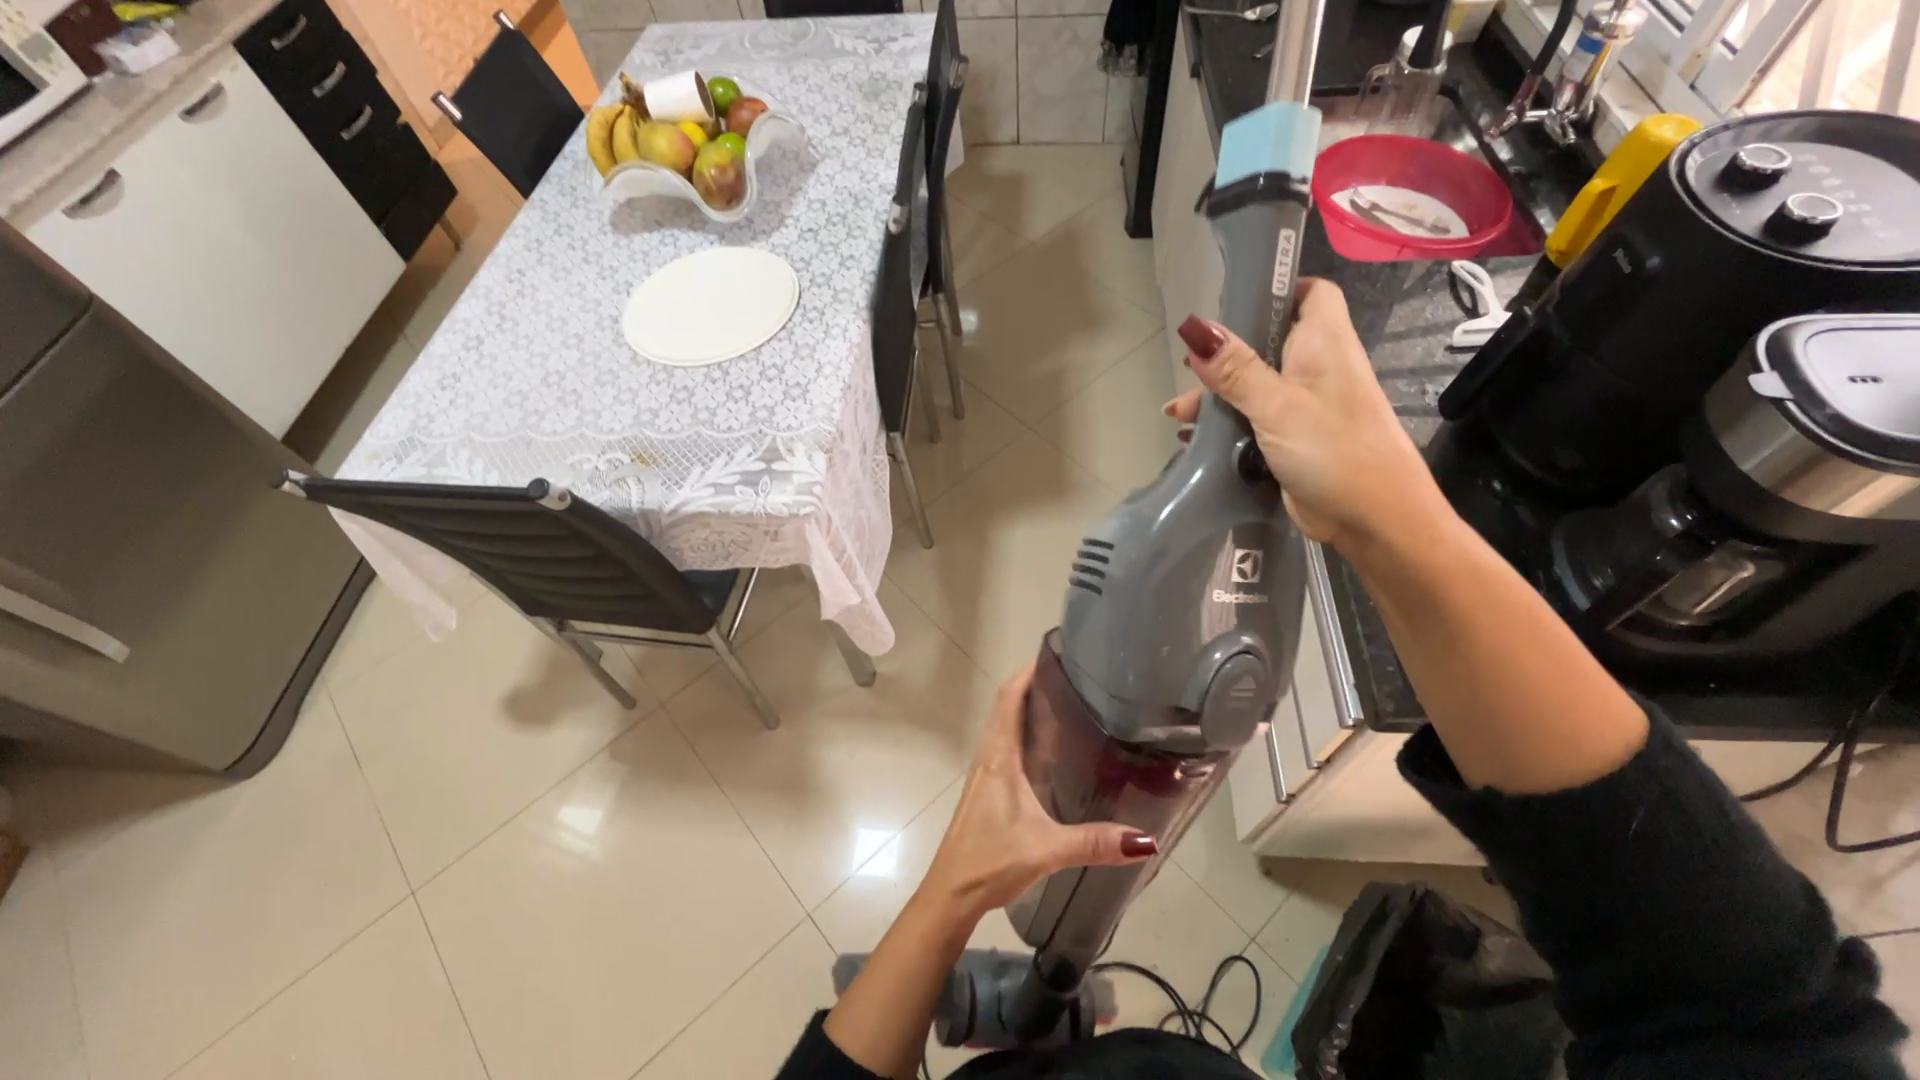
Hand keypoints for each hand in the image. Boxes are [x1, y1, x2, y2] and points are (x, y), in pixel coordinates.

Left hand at [919, 664, 1154, 921]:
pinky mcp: (989, 793)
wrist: (950, 894)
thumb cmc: (988, 861)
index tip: (1058, 655)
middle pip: (1009, 707)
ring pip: (1007, 729)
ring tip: (1073, 707)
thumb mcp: (1045, 850)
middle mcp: (989, 758)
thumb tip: (1146, 839)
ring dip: (1032, 713)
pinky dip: (1029, 738)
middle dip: (1038, 687)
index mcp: (998, 758)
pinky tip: (1055, 755)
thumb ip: (1093, 843)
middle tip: (1079, 679)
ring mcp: (987, 775)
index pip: (1009, 698)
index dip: (1029, 672)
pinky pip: (1009, 750)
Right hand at [1164, 278, 1451, 552]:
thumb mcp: (1277, 405)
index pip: (1309, 293)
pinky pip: (1254, 421)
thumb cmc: (1333, 449)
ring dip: (1218, 396)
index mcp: (1324, 342)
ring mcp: (1305, 406)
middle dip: (1226, 354)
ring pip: (1255, 385)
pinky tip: (1192, 440)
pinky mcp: (1294, 440)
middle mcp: (1316, 367)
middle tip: (1188, 368)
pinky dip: (1226, 426)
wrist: (1374, 520)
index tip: (1234, 301)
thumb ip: (1235, 369)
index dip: (1276, 290)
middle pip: (1268, 342)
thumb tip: (1194, 327)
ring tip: (1177, 415)